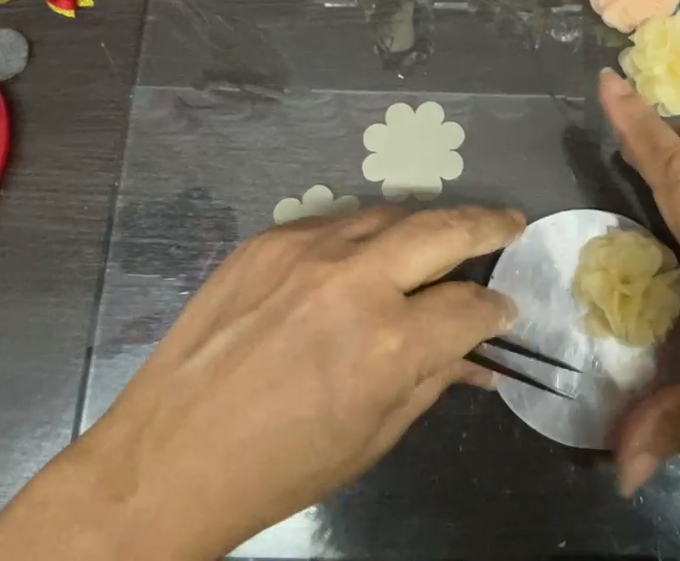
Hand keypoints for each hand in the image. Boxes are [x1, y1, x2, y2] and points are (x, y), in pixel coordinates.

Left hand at [0, 205, 524, 560]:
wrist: (168, 457)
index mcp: (389, 345)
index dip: (497, 309)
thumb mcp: (374, 434)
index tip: (506, 308)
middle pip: (444, 229)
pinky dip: (367, 234)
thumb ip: (435, 379)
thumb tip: (480, 355)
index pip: (470, 306)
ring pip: (391, 214)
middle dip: (487, 224)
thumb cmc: (281, 466)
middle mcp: (354, 282)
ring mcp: (307, 250)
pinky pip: (337, 222)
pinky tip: (372, 251)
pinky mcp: (268, 238)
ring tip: (446, 234)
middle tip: (510, 222)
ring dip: (426, 224)